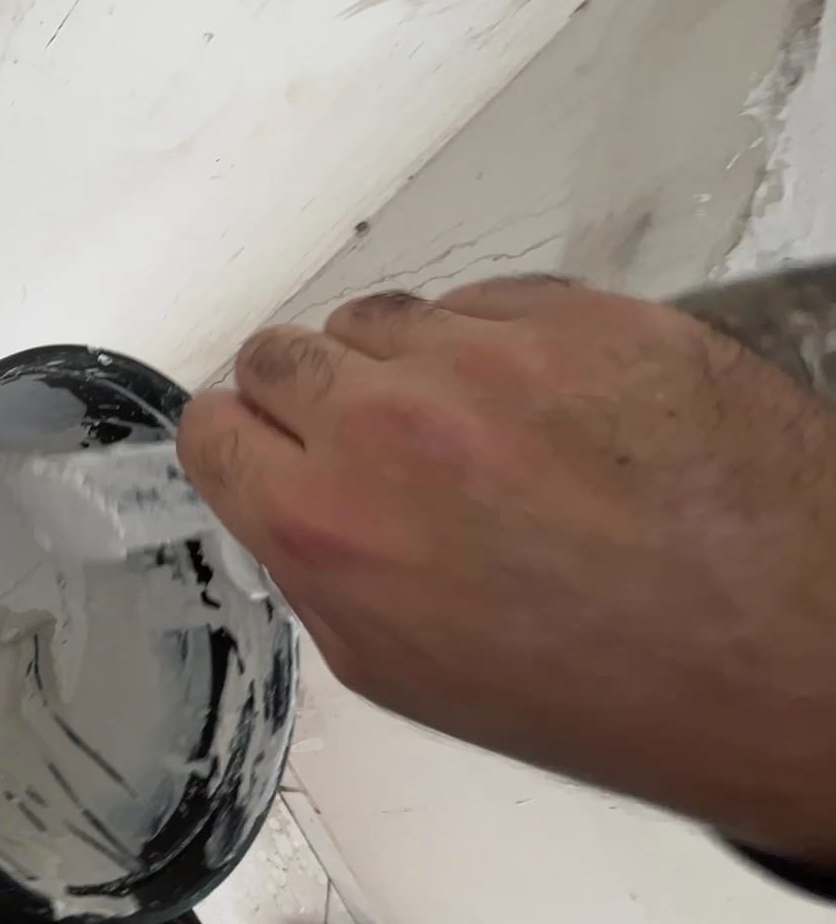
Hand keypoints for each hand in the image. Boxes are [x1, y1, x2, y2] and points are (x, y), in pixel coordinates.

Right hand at [178, 276, 835, 862]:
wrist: (803, 665)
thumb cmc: (598, 682)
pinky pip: (470, 301)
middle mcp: (382, 429)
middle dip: (295, 394)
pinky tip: (529, 403)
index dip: (231, 439)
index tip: (256, 444)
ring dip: (387, 364)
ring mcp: (484, 363)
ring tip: (456, 421)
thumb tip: (264, 491)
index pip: (207, 425)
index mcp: (321, 524)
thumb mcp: (379, 661)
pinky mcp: (579, 320)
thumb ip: (292, 560)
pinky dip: (480, 344)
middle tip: (352, 432)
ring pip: (364, 317)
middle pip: (268, 353)